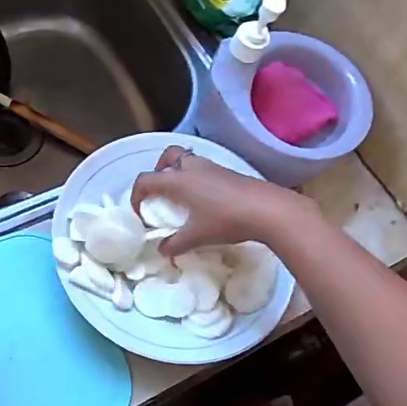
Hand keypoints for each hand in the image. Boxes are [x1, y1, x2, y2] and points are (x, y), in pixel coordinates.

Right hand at [131, 145, 316, 255]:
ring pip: (188, 161)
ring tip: (181, 198)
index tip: (140, 213)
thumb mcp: (196, 236)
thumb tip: (163, 250)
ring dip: (179, 174)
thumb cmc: (226, 220)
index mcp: (179, 180)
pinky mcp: (229, 174)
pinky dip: (197, 180)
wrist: (269, 210)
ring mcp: (214, 168)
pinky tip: (204, 202)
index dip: (136, 196)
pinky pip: (205, 170)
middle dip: (159, 169)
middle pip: (169, 155)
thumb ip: (175, 243)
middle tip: (159, 189)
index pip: (146, 180)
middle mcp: (193, 168)